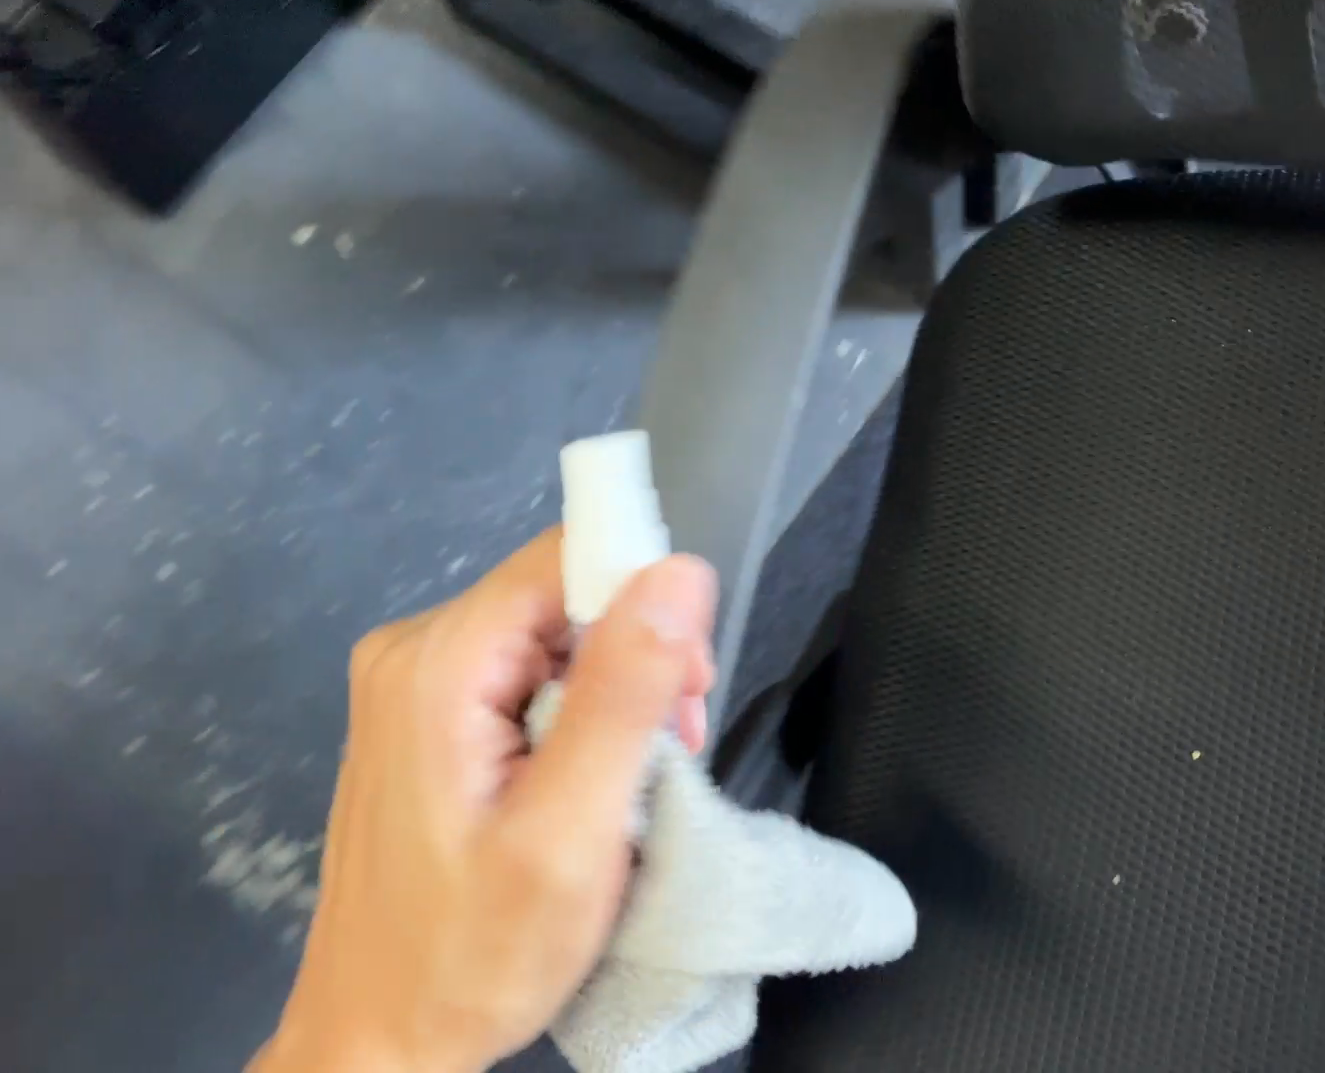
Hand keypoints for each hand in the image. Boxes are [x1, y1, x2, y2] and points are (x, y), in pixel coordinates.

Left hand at [253, 530, 717, 1072]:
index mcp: (441, 662)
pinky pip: (540, 670)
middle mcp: (419, 649)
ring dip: (625, 686)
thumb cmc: (477, 951)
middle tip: (673, 740)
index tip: (684, 682)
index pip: (572, 560)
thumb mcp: (570, 826)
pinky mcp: (437, 713)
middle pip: (571, 596)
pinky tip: (602, 769)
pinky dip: (591, 709)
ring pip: (564, 633)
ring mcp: (422, 681)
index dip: (647, 603)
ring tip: (645, 766)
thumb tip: (680, 572)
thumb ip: (625, 691)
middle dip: (644, 654)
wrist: (380, 1045)